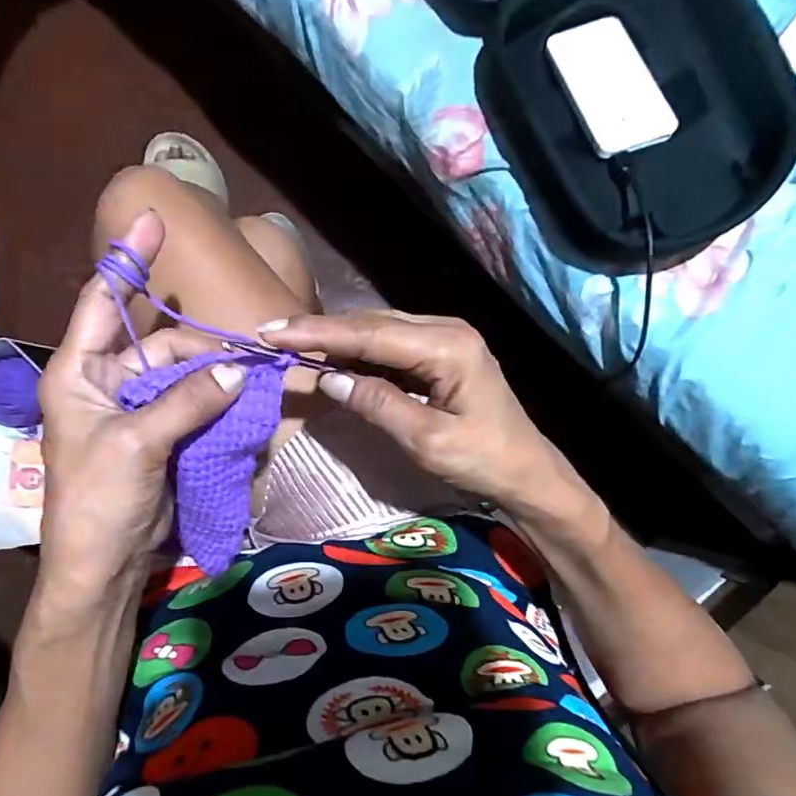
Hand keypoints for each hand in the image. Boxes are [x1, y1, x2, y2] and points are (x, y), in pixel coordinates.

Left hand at [36, 212, 245, 597]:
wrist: (104, 563)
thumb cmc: (98, 499)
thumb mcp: (137, 444)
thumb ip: (186, 403)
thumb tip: (239, 370)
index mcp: (77, 373)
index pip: (101, 302)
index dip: (127, 261)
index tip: (155, 219)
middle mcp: (103, 383)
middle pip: (155, 343)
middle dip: (196, 344)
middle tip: (244, 351)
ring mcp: (134, 410)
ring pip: (180, 375)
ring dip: (212, 376)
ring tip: (250, 378)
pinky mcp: (159, 436)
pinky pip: (191, 405)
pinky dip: (214, 401)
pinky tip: (241, 399)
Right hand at [261, 311, 599, 521]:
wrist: (525, 472)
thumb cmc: (482, 460)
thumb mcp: (427, 440)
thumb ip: (377, 404)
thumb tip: (328, 378)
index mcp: (447, 347)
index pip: (369, 334)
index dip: (317, 333)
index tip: (272, 331)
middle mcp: (445, 330)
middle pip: (369, 322)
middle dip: (319, 329)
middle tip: (270, 333)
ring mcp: (442, 339)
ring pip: (375, 330)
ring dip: (334, 338)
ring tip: (289, 342)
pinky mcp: (437, 354)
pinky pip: (387, 345)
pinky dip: (354, 351)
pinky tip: (329, 357)